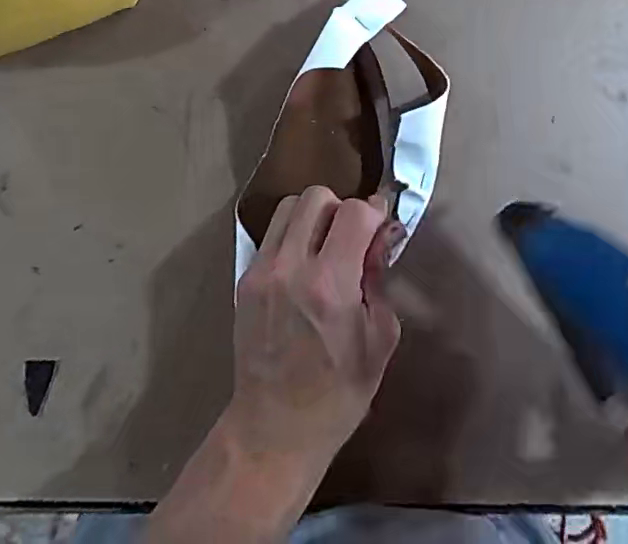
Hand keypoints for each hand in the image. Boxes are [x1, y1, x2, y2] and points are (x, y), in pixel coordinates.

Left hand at [226, 185, 403, 472]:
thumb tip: (380, 238)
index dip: (375, 211)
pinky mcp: (244, 280)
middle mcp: (290, 268)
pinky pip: (272, 234)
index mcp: (330, 285)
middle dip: (343, 208)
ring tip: (327, 246)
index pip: (354, 212)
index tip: (383, 227)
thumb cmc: (338, 393)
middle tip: (354, 238)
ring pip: (288, 206)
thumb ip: (379, 277)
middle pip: (316, 197)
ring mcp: (261, 272)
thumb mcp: (381, 338)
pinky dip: (293, 236)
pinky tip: (305, 265)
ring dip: (314, 216)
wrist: (273, 430)